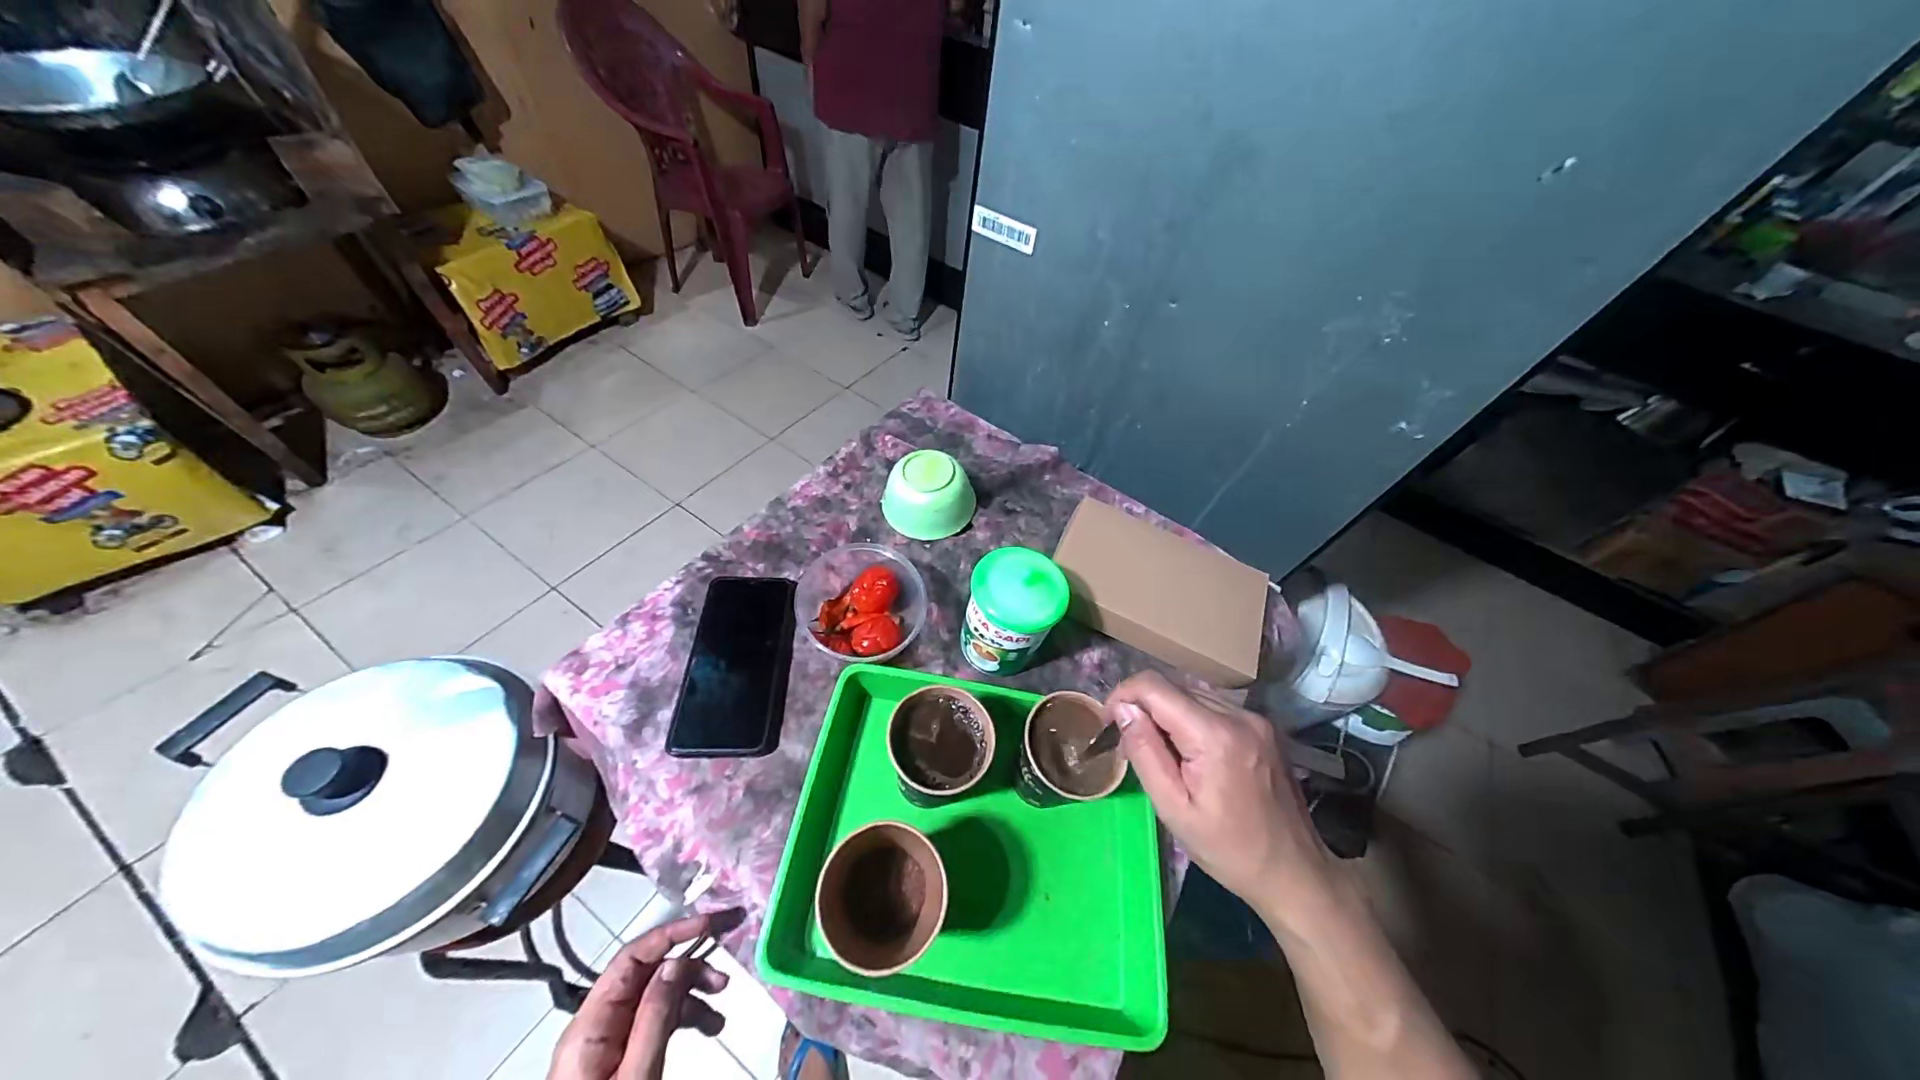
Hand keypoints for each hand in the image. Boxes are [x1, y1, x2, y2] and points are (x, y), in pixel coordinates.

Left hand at [547, 913, 730, 1079]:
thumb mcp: (636, 1078)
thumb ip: (655, 1017)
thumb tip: (674, 962)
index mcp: (590, 1024)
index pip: (632, 957)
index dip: (673, 933)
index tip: (713, 923)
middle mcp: (595, 1023)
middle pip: (646, 973)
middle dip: (689, 968)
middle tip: (727, 975)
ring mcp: (604, 1041)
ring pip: (654, 995)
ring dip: (690, 995)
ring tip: (720, 1015)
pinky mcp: (614, 1058)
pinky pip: (652, 1021)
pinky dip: (682, 1017)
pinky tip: (706, 1028)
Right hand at [1110, 671, 1328, 902]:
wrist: (1294, 872)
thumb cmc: (1228, 849)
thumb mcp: (1173, 808)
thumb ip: (1145, 752)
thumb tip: (1122, 710)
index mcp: (1215, 734)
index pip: (1154, 685)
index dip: (1123, 696)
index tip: (1109, 724)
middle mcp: (1238, 714)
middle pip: (1173, 685)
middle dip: (1143, 706)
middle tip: (1129, 744)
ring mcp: (1255, 718)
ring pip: (1192, 692)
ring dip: (1166, 712)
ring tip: (1158, 751)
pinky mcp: (1262, 726)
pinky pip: (1213, 706)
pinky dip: (1189, 718)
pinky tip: (1188, 752)